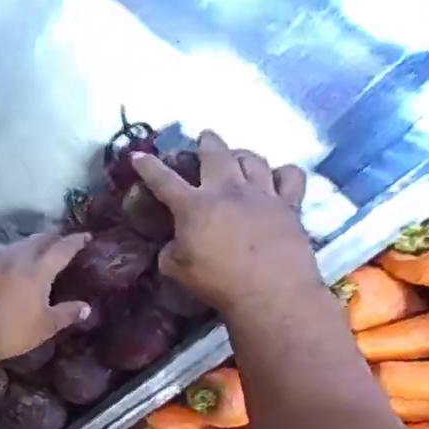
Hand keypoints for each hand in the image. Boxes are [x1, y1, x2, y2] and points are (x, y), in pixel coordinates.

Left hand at [0, 232, 91, 363]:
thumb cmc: (12, 333)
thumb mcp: (45, 327)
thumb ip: (67, 313)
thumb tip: (86, 307)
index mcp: (37, 272)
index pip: (61, 249)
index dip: (75, 241)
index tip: (86, 236)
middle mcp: (17, 261)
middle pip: (38, 240)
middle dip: (53, 237)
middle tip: (62, 238)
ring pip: (18, 245)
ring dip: (32, 242)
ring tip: (39, 246)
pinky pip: (1, 254)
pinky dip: (13, 253)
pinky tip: (12, 261)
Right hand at [132, 131, 321, 313]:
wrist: (271, 292)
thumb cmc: (217, 282)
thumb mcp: (176, 269)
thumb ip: (170, 250)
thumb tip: (175, 243)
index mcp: (194, 206)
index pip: (164, 180)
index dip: (148, 166)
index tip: (138, 155)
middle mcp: (227, 190)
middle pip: (216, 154)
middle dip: (207, 141)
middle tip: (204, 136)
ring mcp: (262, 194)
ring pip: (253, 159)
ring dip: (241, 153)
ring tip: (237, 155)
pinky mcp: (290, 205)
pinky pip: (290, 176)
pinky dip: (282, 172)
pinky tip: (276, 175)